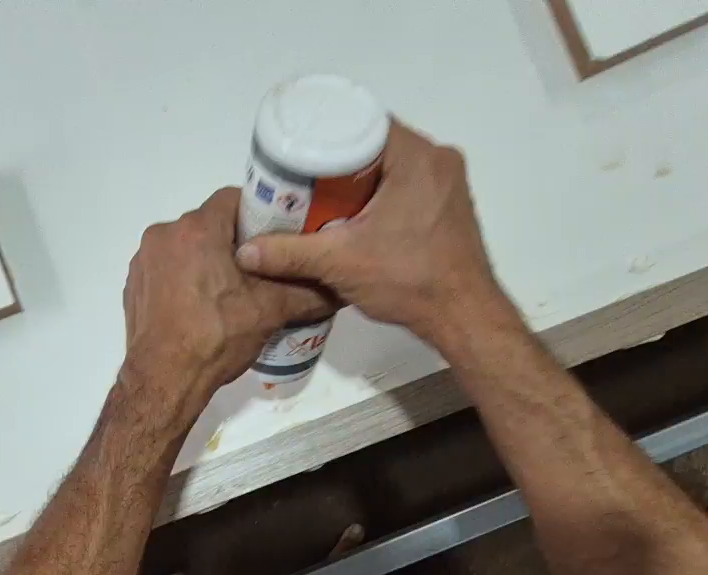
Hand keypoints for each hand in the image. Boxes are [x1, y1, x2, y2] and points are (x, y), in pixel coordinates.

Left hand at [122, 188, 331, 409]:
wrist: (164, 380)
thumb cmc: (217, 337)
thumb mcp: (269, 313)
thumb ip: (305, 293)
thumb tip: (337, 288)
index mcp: (197, 229)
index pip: (234, 200)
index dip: (257, 215)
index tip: (273, 237)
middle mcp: (164, 235)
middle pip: (207, 226)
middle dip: (231, 244)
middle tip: (256, 272)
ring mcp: (143, 262)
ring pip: (184, 250)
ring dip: (205, 264)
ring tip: (226, 295)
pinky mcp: (132, 288)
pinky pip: (165, 273)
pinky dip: (182, 283)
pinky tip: (197, 311)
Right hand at [235, 122, 504, 343]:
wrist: (463, 317)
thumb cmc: (409, 281)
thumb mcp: (341, 264)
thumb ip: (291, 255)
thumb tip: (245, 253)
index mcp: (416, 157)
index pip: (363, 124)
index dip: (326, 136)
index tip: (298, 154)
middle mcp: (438, 160)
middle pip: (375, 146)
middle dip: (336, 163)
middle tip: (301, 181)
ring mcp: (448, 185)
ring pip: (391, 169)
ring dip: (357, 183)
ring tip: (320, 201)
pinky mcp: (449, 208)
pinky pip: (406, 188)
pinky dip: (379, 198)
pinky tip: (354, 220)